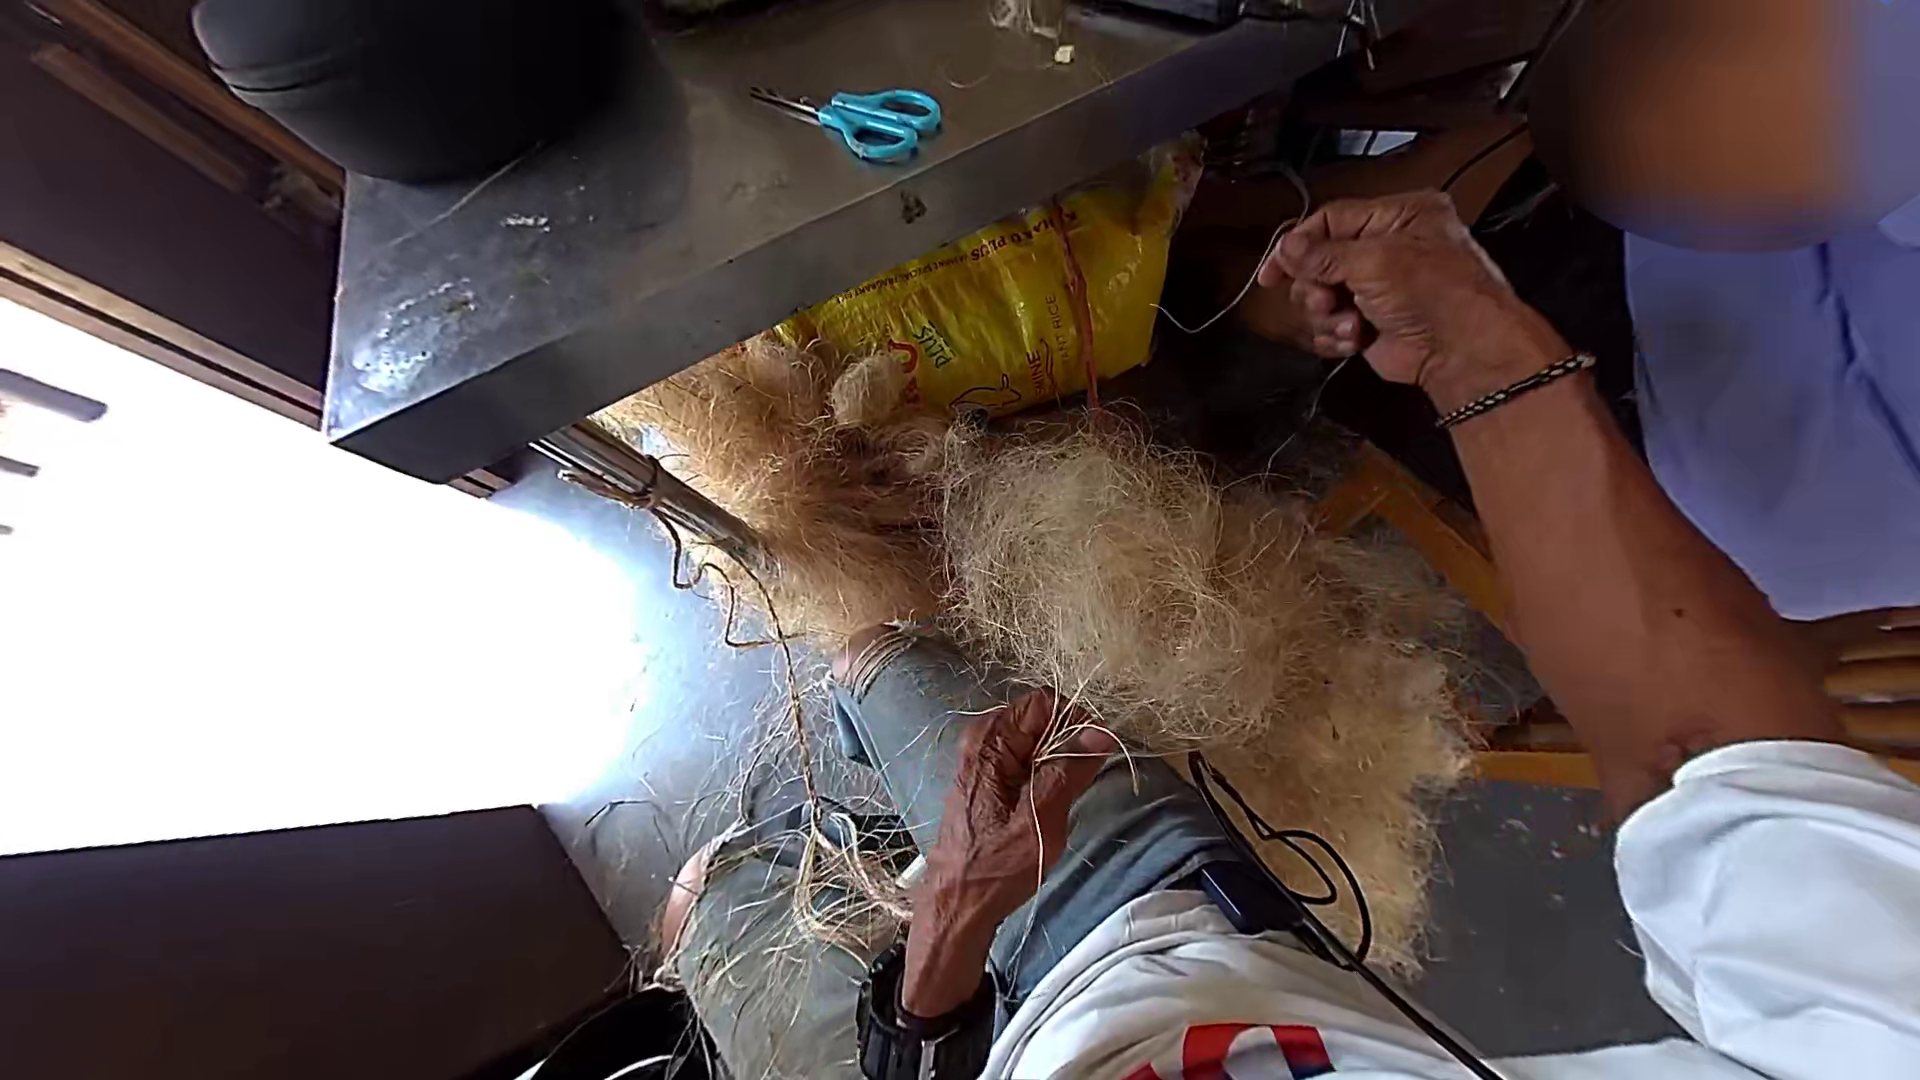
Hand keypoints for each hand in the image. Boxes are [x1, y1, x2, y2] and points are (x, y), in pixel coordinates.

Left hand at [901, 689, 1115, 1016]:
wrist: (957, 900)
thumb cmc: (996, 865)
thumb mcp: (1040, 821)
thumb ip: (1069, 772)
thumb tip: (1101, 732)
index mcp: (990, 739)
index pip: (1043, 700)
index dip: (1074, 719)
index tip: (1093, 752)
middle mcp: (983, 735)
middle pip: (1039, 715)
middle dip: (1067, 740)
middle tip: (1078, 780)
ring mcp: (983, 752)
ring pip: (1035, 735)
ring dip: (1057, 757)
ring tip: (1062, 794)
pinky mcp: (987, 770)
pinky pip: (1025, 752)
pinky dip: (1044, 767)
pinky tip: (1046, 798)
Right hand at [1255, 191, 1571, 411]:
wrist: (1457, 350)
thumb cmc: (1436, 295)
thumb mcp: (1375, 262)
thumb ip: (1323, 254)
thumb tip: (1285, 246)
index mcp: (1396, 217)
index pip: (1329, 221)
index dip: (1296, 247)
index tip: (1271, 273)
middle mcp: (1383, 249)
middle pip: (1316, 265)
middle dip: (1316, 290)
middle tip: (1329, 302)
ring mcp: (1373, 288)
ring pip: (1317, 299)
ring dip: (1327, 317)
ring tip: (1352, 324)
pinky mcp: (1364, 321)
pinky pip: (1326, 326)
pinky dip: (1335, 336)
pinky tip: (1357, 339)